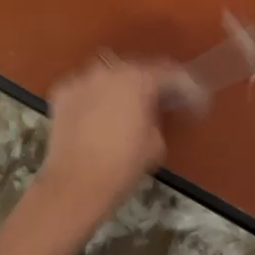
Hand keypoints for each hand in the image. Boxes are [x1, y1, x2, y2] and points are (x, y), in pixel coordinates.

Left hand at [36, 57, 187, 219]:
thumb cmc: (122, 165)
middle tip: (160, 102)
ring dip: (119, 88)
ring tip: (125, 109)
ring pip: (107, 76)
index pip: (169, 73)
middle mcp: (109, 69)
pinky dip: (93, 98)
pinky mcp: (61, 91)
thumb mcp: (156, 143)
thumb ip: (157, 116)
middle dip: (150, 85)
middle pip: (136, 69)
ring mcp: (81, 77)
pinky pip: (85, 89)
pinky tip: (96, 117)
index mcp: (138, 78)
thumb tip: (151, 112)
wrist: (75, 184)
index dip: (185, 86)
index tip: (193, 99)